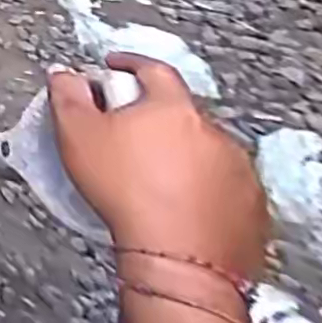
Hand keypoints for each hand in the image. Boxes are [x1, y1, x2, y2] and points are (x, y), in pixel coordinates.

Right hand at [50, 54, 268, 279]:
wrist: (178, 260)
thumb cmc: (123, 188)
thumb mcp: (74, 129)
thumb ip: (66, 90)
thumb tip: (67, 73)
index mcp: (173, 108)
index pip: (154, 69)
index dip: (129, 62)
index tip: (113, 65)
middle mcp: (216, 134)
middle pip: (178, 108)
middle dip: (151, 110)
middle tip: (121, 124)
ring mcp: (242, 174)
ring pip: (203, 144)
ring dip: (178, 146)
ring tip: (148, 166)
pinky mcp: (255, 209)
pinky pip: (223, 179)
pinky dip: (200, 178)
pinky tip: (175, 194)